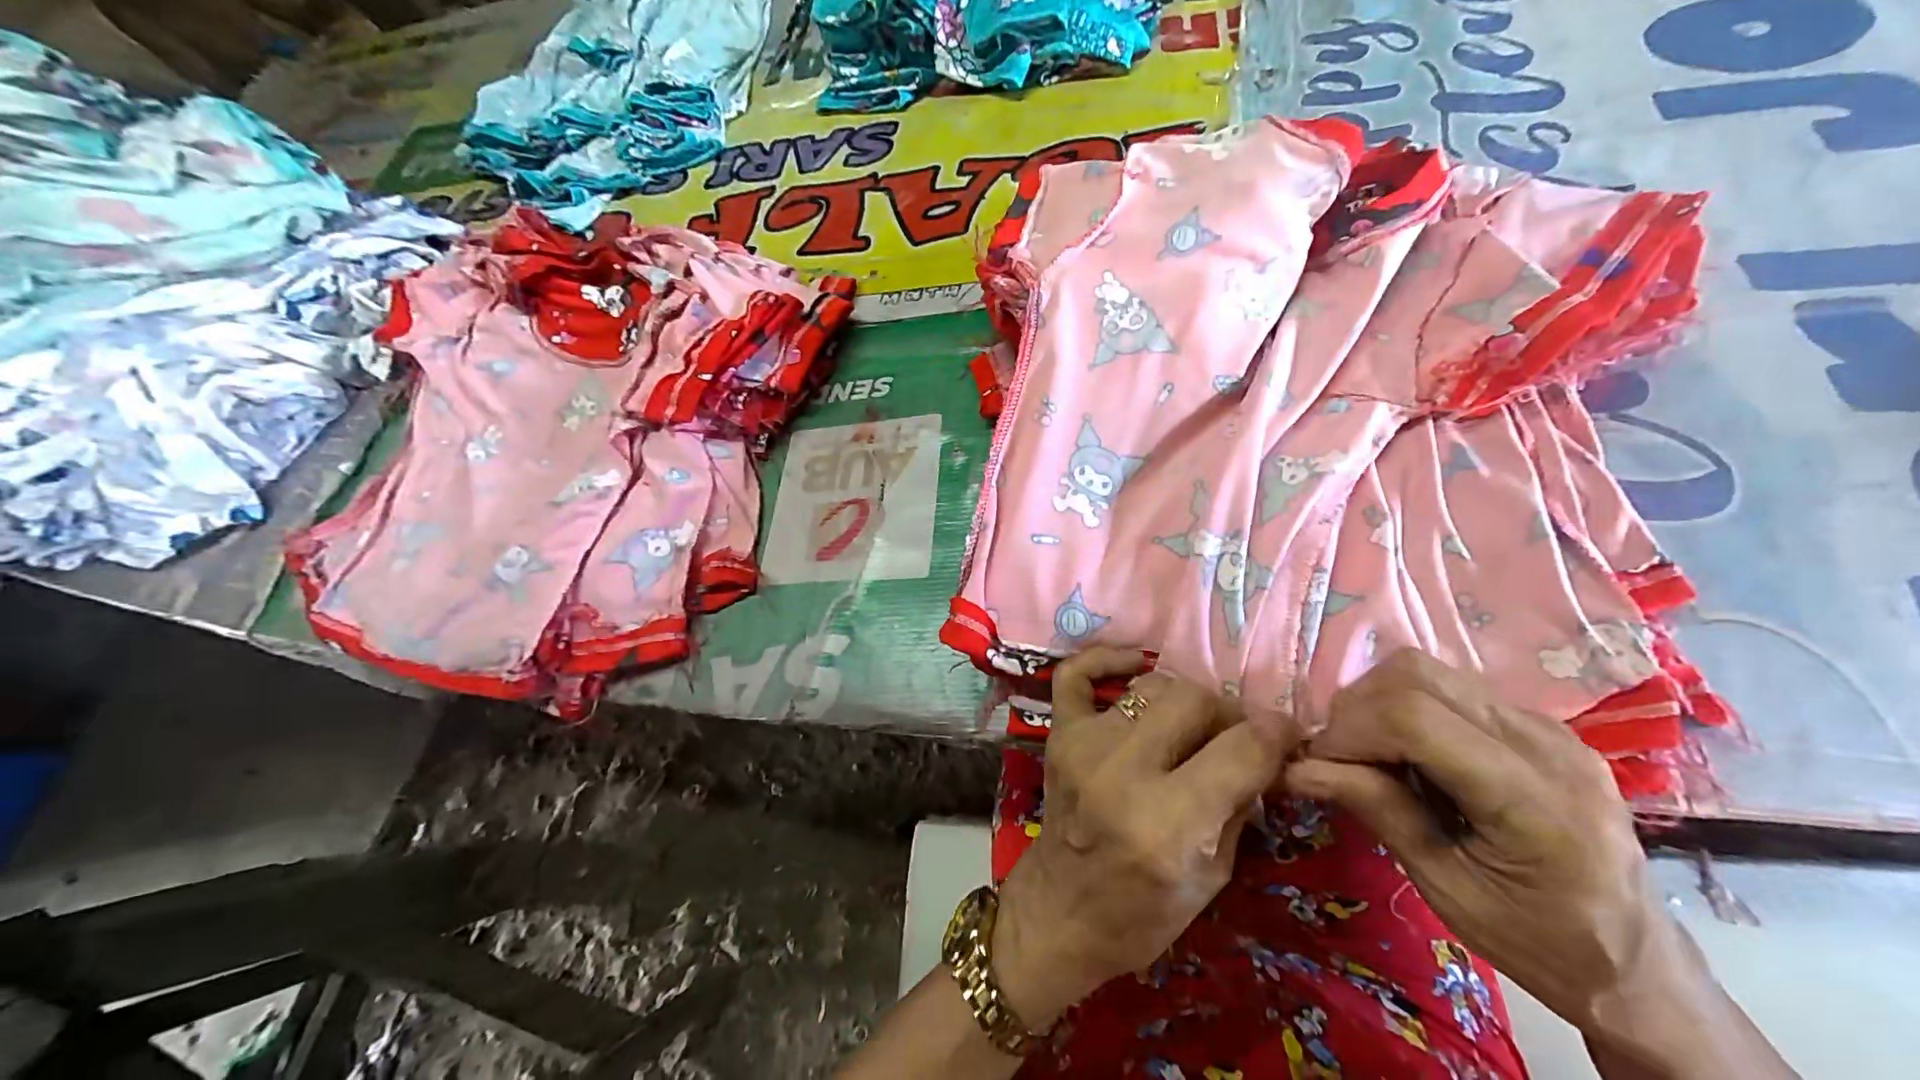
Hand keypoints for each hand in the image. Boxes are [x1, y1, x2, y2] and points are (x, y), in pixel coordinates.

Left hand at [991, 648, 1296, 1028]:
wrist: (1061, 912)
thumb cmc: (1143, 912)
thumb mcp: (1214, 874)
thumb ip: (1239, 802)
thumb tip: (1266, 747)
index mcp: (1168, 824)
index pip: (1241, 748)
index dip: (1276, 735)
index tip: (1285, 734)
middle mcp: (1122, 774)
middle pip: (1194, 700)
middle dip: (1228, 715)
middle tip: (1233, 736)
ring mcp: (1083, 747)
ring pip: (1151, 685)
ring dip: (1182, 700)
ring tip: (1190, 726)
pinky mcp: (1057, 735)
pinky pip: (1076, 673)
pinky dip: (1107, 660)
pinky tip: (1137, 667)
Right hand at [1288, 650, 1794, 1078]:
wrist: (1633, 961)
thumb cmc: (1537, 942)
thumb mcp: (1446, 888)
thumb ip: (1379, 812)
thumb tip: (1297, 767)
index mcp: (1533, 798)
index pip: (1415, 717)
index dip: (1349, 730)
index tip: (1316, 765)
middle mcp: (1545, 744)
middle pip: (1418, 675)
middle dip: (1356, 708)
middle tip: (1338, 756)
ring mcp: (1547, 727)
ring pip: (1430, 671)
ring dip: (1377, 702)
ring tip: (1366, 753)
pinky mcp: (1537, 724)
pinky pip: (1451, 688)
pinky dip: (1405, 707)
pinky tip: (1404, 754)